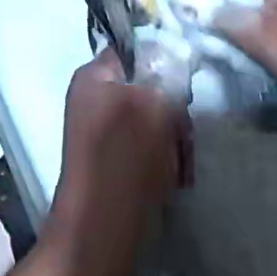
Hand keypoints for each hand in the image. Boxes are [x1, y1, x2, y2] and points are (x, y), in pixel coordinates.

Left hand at [47, 51, 183, 243]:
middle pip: (148, 88)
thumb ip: (162, 73)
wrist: (103, 226)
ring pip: (154, 121)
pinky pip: (148, 148)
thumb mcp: (151, 104)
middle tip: (182, 135)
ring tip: (177, 165)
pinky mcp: (114, 159)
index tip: (184, 84)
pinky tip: (173, 179)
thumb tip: (168, 49)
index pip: (132, 50)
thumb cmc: (124, 157)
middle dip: (173, 112)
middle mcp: (92, 97)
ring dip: (174, 141)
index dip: (162, 62)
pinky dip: (165, 162)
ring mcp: (101, 129)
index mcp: (92, 75)